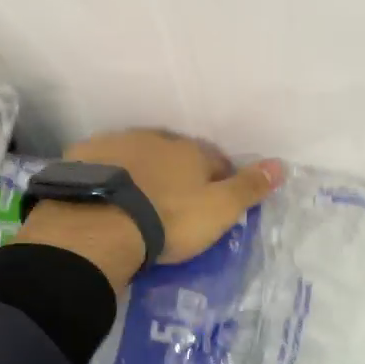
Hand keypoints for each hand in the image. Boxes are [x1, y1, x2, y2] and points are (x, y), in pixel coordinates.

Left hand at [16, 129, 283, 287]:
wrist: (101, 226)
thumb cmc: (170, 220)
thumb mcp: (219, 210)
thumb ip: (249, 187)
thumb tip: (281, 164)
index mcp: (191, 150)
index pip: (216, 159)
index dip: (221, 179)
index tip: (218, 200)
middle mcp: (154, 138)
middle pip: (175, 153)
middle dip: (180, 172)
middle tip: (179, 202)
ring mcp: (115, 144)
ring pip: (138, 154)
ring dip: (144, 171)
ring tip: (143, 201)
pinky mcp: (83, 159)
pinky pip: (104, 164)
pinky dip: (112, 177)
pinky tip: (111, 197)